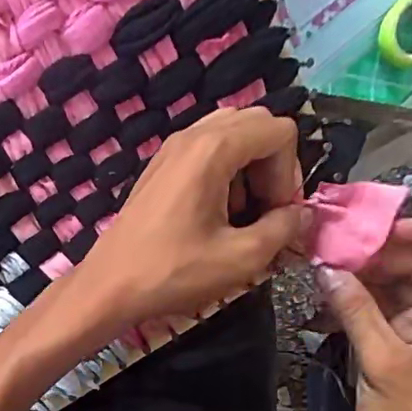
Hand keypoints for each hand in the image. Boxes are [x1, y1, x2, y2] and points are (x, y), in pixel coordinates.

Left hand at [67, 107, 310, 331]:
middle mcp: (192, 135)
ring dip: (250, 169)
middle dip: (273, 165)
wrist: (110, 286)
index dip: (290, 172)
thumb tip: (301, 215)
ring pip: (232, 135)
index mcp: (213, 148)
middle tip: (265, 211)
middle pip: (257, 125)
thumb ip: (284, 229)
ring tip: (241, 214)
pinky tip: (216, 214)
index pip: (279, 131)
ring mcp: (172, 148)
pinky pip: (207, 150)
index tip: (276, 213)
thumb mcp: (242, 257)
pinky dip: (225, 171)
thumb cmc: (173, 272)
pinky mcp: (161, 165)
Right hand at [316, 216, 411, 410]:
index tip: (390, 228)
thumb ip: (357, 311)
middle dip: (389, 251)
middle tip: (344, 243)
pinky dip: (365, 291)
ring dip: (372, 269)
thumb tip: (326, 268)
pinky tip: (335, 281)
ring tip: (332, 257)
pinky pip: (390, 300)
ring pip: (407, 279)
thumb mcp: (386, 364)